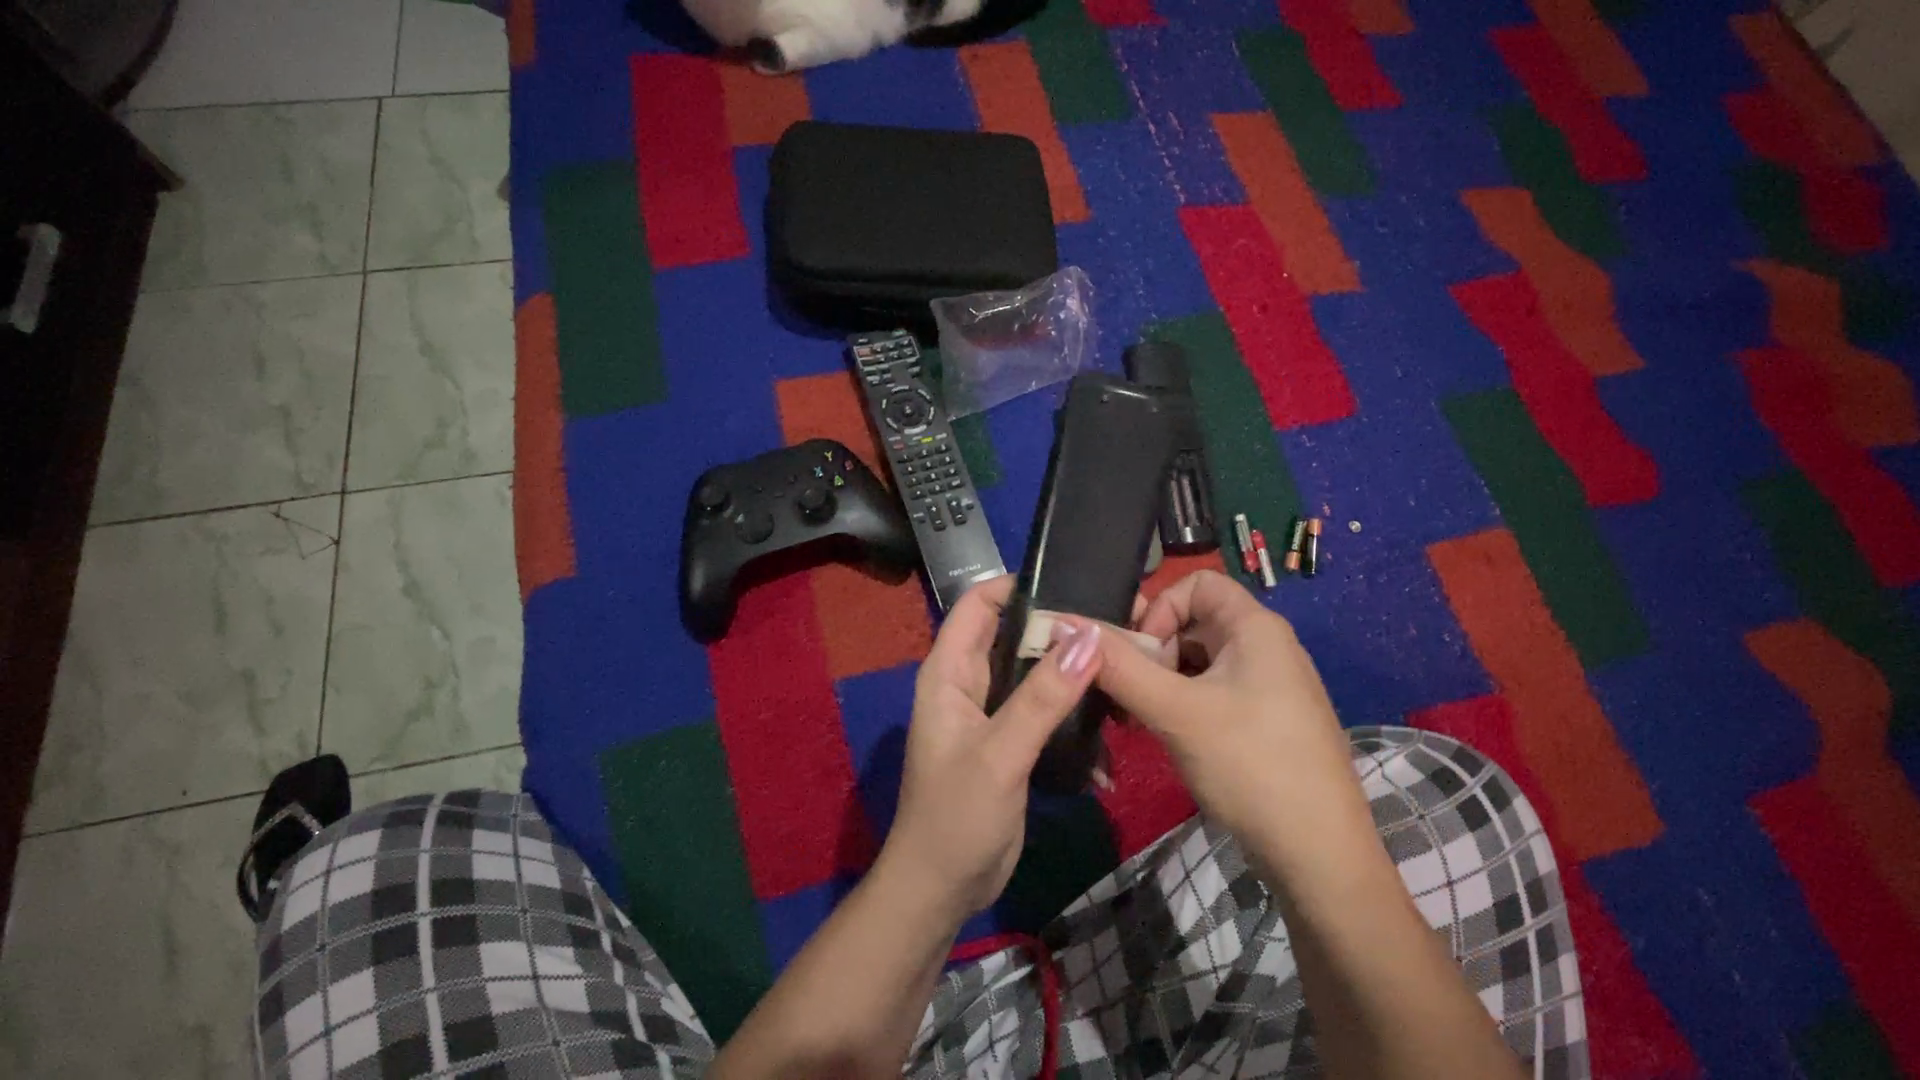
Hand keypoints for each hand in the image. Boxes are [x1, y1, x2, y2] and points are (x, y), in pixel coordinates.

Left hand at [876, 575, 1104, 920]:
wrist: (944, 888)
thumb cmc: (956, 816)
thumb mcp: (1001, 753)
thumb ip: (1043, 696)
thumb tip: (1089, 636)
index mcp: (949, 672)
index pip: (978, 605)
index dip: (1019, 586)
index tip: (1076, 584)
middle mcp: (969, 684)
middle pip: (1015, 636)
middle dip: (1061, 631)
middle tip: (1119, 629)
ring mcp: (992, 716)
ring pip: (1036, 675)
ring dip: (1074, 676)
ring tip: (1125, 676)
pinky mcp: (1012, 744)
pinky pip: (1047, 714)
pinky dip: (1074, 719)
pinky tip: (1109, 738)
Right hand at [1091, 570, 1369, 878]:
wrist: (1318, 854)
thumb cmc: (1249, 765)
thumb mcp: (1176, 712)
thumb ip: (1119, 667)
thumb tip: (1062, 625)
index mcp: (1256, 628)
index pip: (1196, 584)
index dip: (1159, 609)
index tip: (1136, 653)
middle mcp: (1266, 647)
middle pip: (1193, 623)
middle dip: (1150, 651)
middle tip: (1124, 692)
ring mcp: (1268, 687)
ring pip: (1198, 662)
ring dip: (1159, 681)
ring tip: (1133, 718)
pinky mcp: (1263, 722)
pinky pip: (1211, 693)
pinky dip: (1179, 704)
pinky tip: (1159, 735)